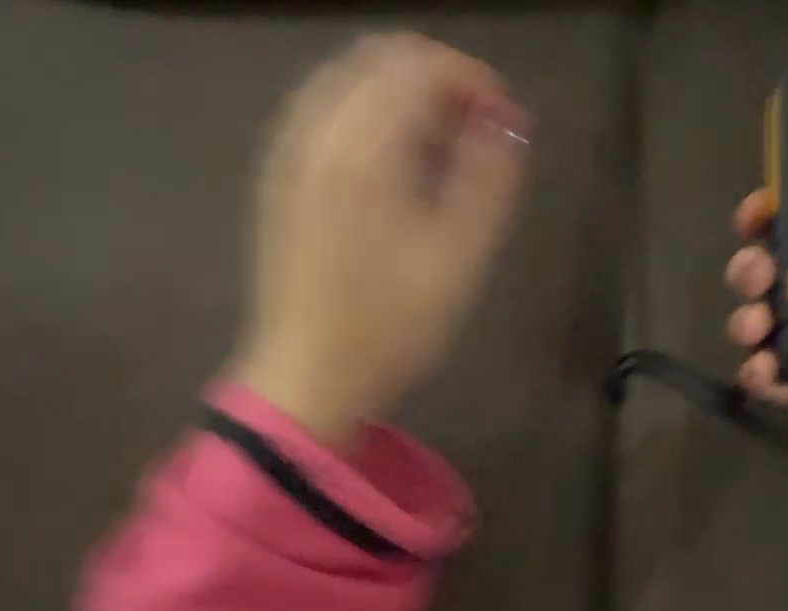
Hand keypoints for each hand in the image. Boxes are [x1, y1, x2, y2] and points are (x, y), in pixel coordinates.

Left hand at [238, 34, 530, 443]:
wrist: (309, 376)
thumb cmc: (391, 328)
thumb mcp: (458, 261)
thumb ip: (488, 178)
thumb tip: (508, 119)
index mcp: (365, 148)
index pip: (423, 65)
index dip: (474, 80)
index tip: (504, 122)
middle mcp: (317, 131)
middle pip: (382, 57)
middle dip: (437, 81)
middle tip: (474, 135)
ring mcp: (289, 152)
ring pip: (349, 78)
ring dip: (400, 95)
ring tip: (437, 153)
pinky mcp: (279, 177)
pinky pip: (323, 110)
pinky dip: (364, 115)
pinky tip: (389, 166)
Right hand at [726, 83, 787, 480]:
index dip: (774, 204)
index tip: (763, 202)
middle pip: (766, 267)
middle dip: (747, 262)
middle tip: (758, 270)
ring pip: (754, 319)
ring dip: (742, 314)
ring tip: (758, 322)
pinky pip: (764, 377)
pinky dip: (755, 371)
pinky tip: (766, 369)